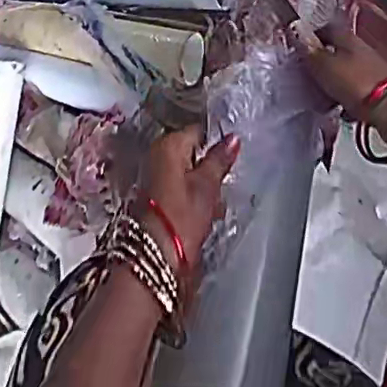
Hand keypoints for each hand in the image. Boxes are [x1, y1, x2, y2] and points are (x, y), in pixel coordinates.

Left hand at [139, 126, 239, 278]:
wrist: (155, 255)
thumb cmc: (182, 216)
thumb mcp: (207, 186)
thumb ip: (219, 159)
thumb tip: (232, 138)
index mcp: (168, 144)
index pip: (199, 131)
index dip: (217, 145)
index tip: (231, 162)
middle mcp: (156, 153)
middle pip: (192, 152)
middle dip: (210, 169)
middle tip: (222, 189)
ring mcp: (153, 174)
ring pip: (187, 172)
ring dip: (203, 186)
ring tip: (214, 207)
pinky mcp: (154, 195)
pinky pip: (179, 187)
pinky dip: (192, 197)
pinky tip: (203, 215)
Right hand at [304, 18, 386, 120]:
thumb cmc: (353, 83)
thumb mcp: (322, 65)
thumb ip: (307, 49)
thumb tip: (294, 30)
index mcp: (347, 37)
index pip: (324, 28)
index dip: (310, 37)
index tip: (299, 49)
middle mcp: (361, 48)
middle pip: (335, 50)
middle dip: (321, 62)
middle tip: (308, 74)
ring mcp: (372, 68)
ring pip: (346, 69)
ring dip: (334, 80)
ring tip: (323, 94)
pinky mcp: (379, 88)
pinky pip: (356, 88)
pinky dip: (347, 95)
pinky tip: (341, 107)